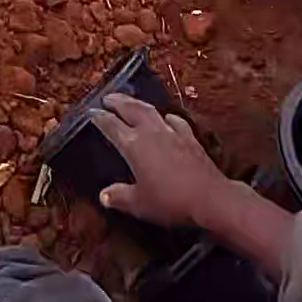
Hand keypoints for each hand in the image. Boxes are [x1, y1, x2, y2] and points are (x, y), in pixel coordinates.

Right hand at [89, 93, 233, 228]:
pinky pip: (175, 122)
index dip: (99, 118)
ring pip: (151, 111)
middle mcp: (150, 132)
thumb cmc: (170, 201)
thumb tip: (103, 196)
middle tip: (108, 97)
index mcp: (133, 145)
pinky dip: (167, 118)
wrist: (209, 197)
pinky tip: (167, 119)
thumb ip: (119, 197)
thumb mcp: (139, 204)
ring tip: (131, 102)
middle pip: (130, 109)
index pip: (111, 125)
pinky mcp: (189, 137)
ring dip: (138, 104)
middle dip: (117, 101)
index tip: (91, 112)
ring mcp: (171, 132)